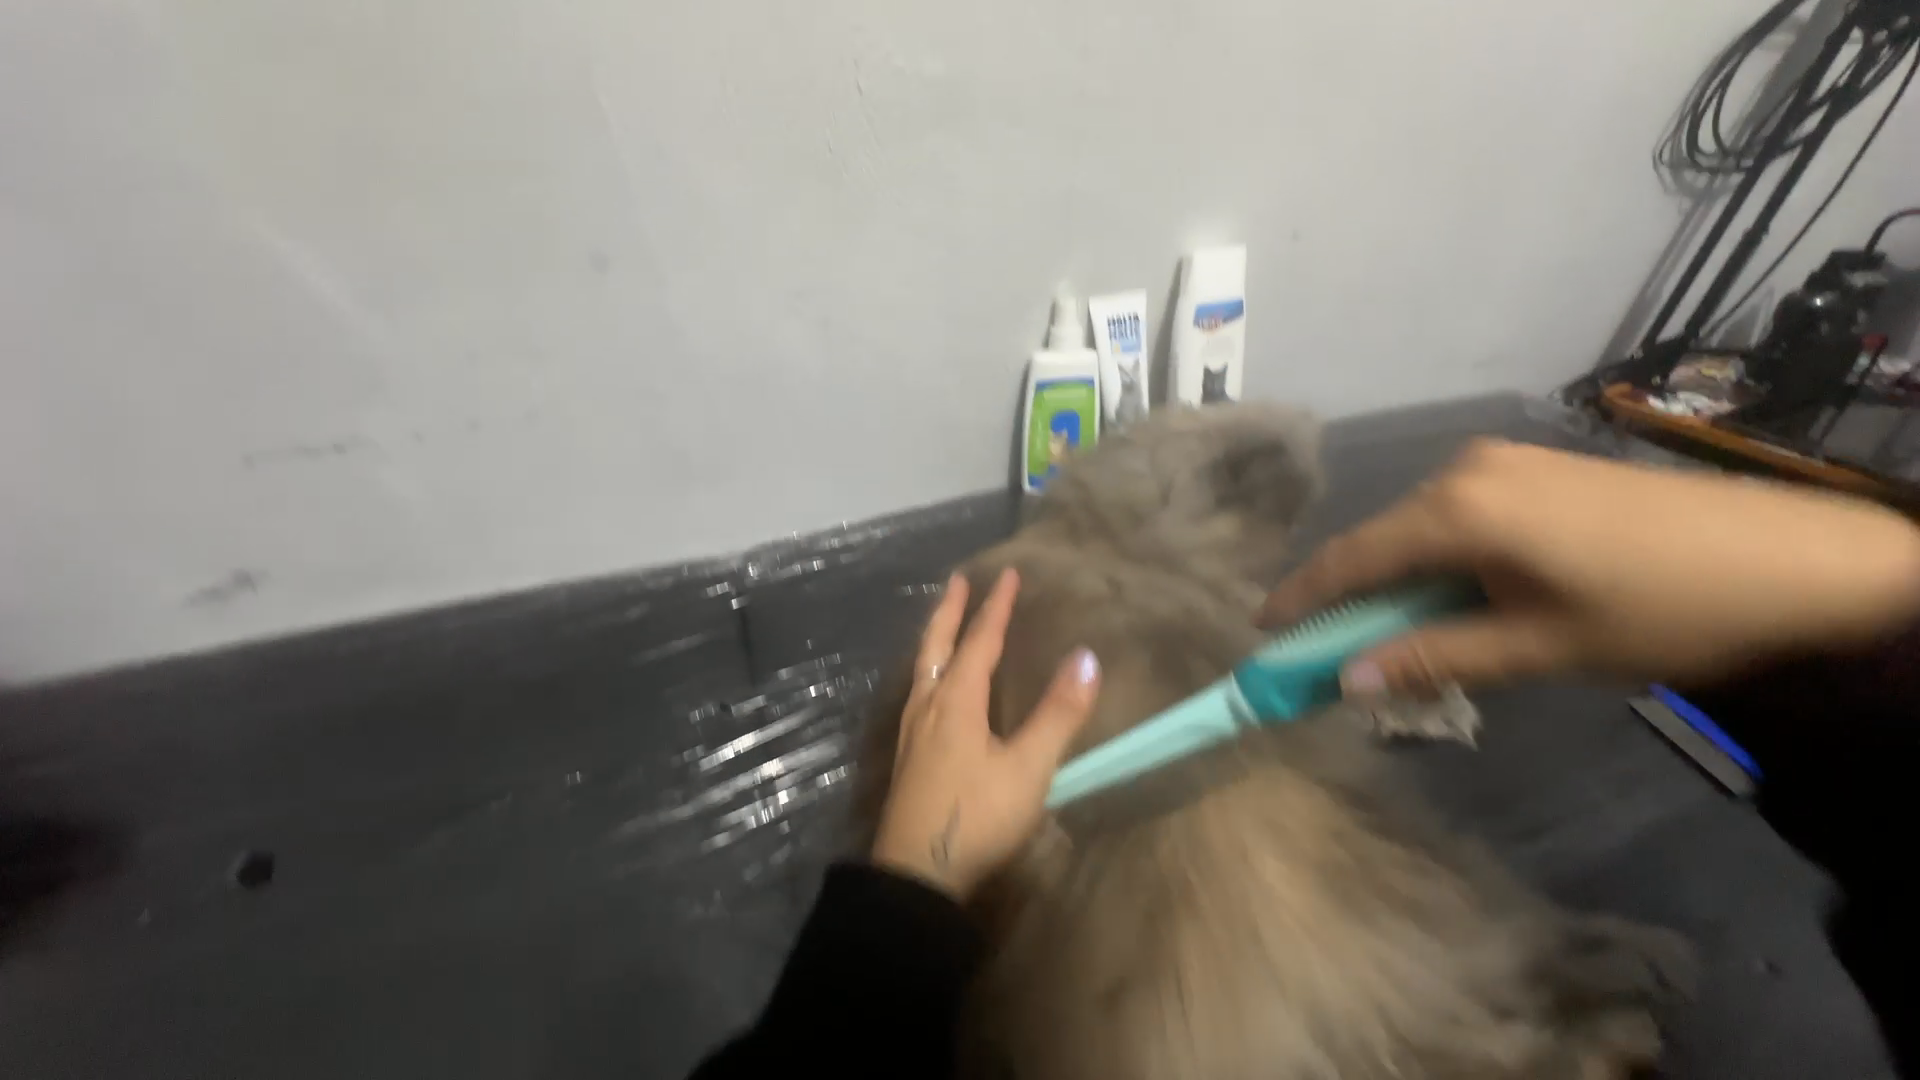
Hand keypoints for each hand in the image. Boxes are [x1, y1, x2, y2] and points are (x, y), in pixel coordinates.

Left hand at [871, 568, 1100, 900]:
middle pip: (938, 646)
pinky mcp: (907, 758)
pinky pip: (918, 693)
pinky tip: (931, 691)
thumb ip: (1058, 714)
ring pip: (922, 669)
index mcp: (957, 701)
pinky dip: (929, 671)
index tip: (1007, 574)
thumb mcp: (1028, 768)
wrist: (915, 875)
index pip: (981, 642)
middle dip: (951, 611)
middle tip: (958, 580)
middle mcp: (929, 706)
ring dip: (936, 639)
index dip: (996, 607)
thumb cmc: (976, 816)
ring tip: (943, 626)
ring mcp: (911, 733)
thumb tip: (1086, 656)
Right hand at [1260, 439, 1919, 695]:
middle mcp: (1464, 471)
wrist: (1810, 561)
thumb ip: (1434, 659)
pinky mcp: (1530, 468)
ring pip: (1415, 529)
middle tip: (1330, 647)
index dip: (1302, 597)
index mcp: (1459, 510)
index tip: (1261, 630)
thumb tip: (1347, 683)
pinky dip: (1435, 558)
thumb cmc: (1664, 610)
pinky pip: (1452, 515)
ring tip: (1396, 630)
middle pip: (1379, 541)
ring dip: (1396, 579)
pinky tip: (1453, 591)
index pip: (1352, 558)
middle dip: (1349, 595)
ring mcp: (1499, 462)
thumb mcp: (1540, 647)